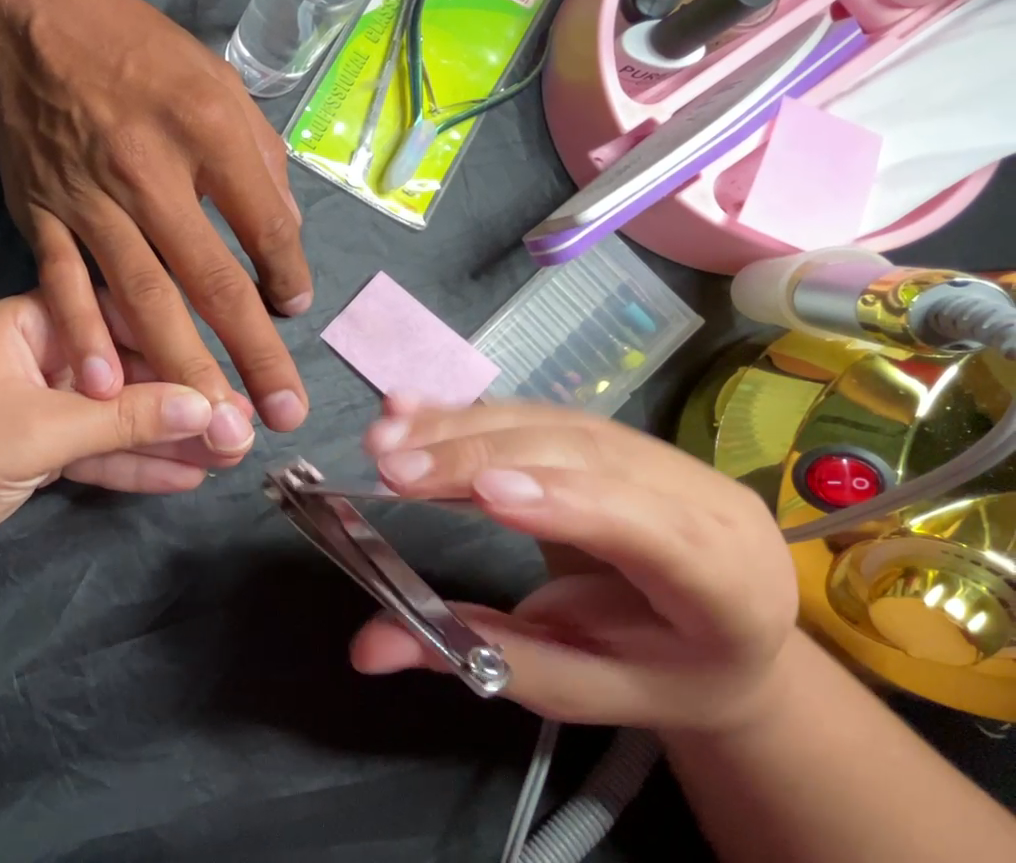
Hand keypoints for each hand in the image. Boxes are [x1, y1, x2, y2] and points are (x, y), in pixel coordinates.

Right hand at [0, 0, 312, 451]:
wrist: (32, 22)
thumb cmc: (133, 46)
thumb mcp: (215, 77)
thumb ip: (255, 156)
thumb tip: (282, 232)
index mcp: (206, 130)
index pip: (265, 224)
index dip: (289, 275)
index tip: (294, 309)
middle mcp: (150, 173)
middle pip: (210, 280)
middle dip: (253, 355)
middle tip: (283, 417)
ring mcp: (89, 201)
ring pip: (143, 298)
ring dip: (182, 366)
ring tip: (214, 424)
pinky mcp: (42, 216)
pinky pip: (67, 287)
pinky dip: (87, 338)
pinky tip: (108, 390)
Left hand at [0, 294, 245, 555]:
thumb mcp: (42, 428)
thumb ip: (124, 419)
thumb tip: (209, 410)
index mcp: (31, 322)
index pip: (116, 316)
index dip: (174, 342)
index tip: (228, 369)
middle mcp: (41, 354)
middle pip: (124, 371)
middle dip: (180, 402)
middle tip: (242, 426)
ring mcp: (42, 402)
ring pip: (116, 416)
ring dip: (167, 438)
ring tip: (231, 455)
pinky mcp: (41, 446)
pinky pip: (98, 448)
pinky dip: (136, 463)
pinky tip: (188, 475)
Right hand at [351, 398, 799, 732]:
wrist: (718, 633)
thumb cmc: (654, 672)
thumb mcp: (577, 687)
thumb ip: (483, 657)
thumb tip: (367, 650)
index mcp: (730, 585)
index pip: (660, 534)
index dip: (572, 504)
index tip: (481, 495)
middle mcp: (706, 502)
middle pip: (588, 459)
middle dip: (480, 457)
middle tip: (390, 469)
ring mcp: (659, 457)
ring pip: (552, 423)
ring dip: (458, 427)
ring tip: (382, 440)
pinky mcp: (610, 436)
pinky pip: (535, 413)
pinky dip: (466, 412)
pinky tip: (409, 409)